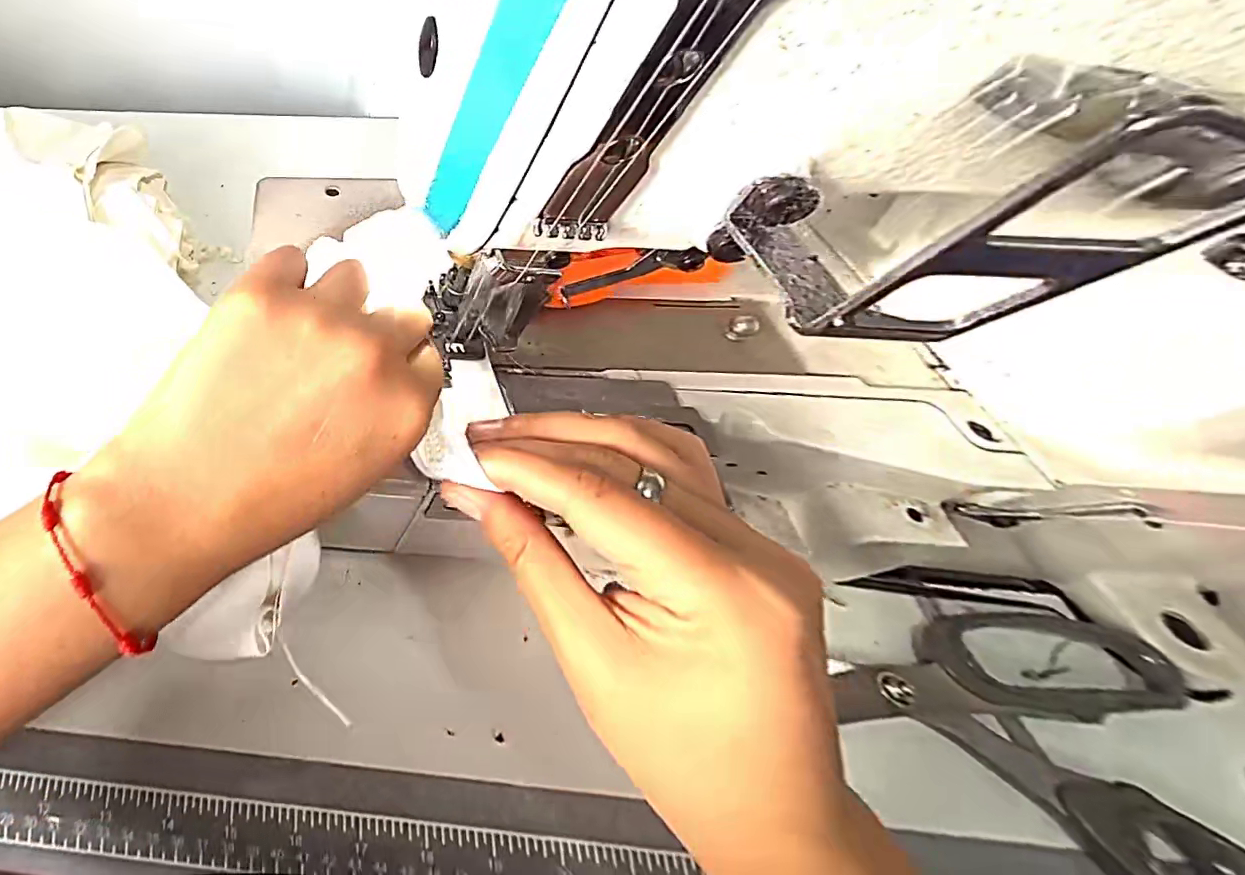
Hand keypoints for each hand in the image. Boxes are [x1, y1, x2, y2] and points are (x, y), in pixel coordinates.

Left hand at [71, 247, 442, 620]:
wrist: (179, 496)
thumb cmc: (258, 500)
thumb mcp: (356, 471)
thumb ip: (385, 412)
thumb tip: (385, 374)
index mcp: (402, 406)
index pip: (426, 356)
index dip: (397, 361)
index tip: (378, 363)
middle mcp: (370, 353)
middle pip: (399, 313)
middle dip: (371, 332)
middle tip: (333, 353)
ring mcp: (318, 317)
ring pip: (350, 276)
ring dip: (331, 300)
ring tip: (295, 333)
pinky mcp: (262, 294)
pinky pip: (291, 260)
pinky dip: (282, 281)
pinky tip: (265, 317)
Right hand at [442, 413, 910, 874]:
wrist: (767, 808)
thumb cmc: (689, 760)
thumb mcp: (590, 658)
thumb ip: (532, 561)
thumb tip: (485, 500)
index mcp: (722, 589)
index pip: (601, 494)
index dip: (528, 466)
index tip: (478, 457)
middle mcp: (754, 553)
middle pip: (630, 458)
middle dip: (545, 442)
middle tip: (485, 441)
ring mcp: (760, 543)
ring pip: (657, 449)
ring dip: (581, 435)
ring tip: (522, 437)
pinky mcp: (750, 542)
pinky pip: (680, 472)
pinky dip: (619, 452)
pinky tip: (582, 450)